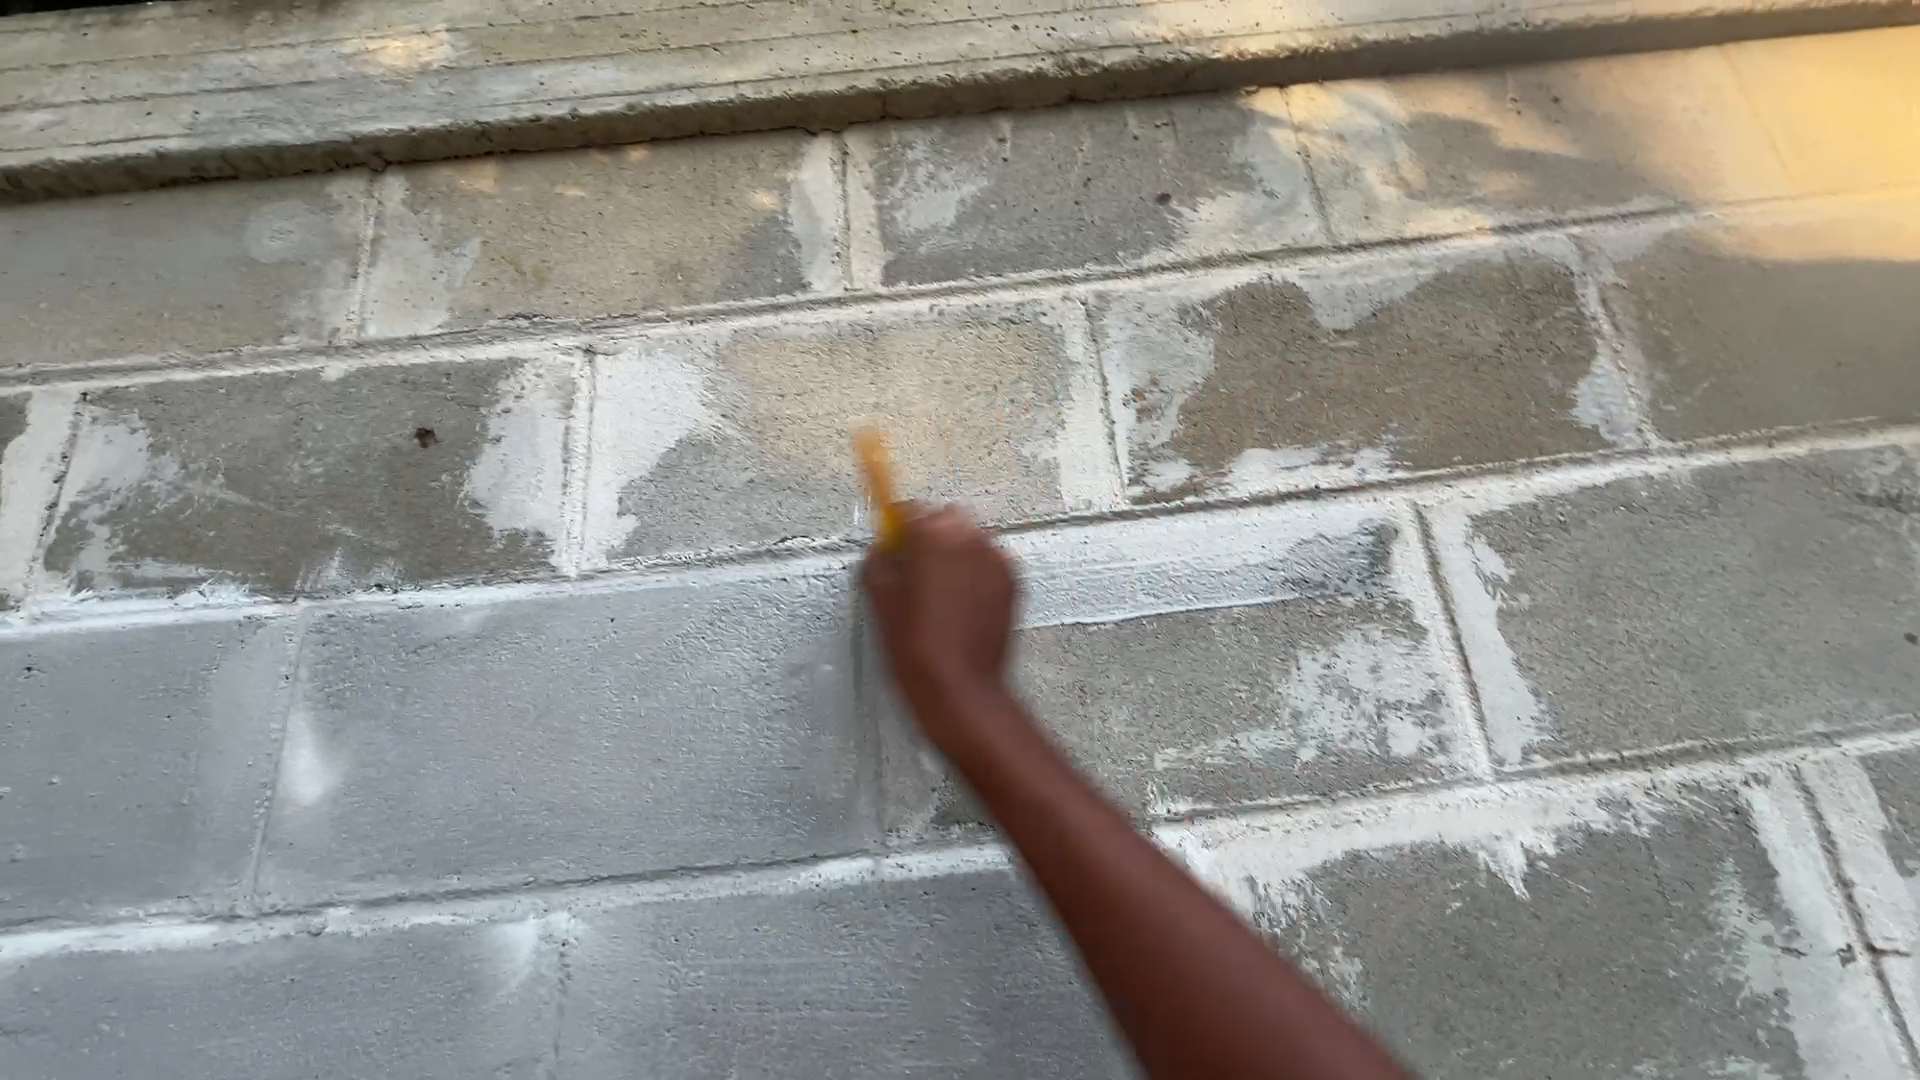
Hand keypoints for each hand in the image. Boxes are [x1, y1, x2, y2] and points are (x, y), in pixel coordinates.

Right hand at [860, 504, 1019, 752]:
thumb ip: (879, 562)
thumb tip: (883, 549)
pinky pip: (990, 561)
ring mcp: (996, 559)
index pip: (911, 510)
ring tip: (940, 589)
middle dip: (930, 536)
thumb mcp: (882, 602)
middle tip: (914, 568)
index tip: (892, 537)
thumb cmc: (918, 649)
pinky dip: (976, 570)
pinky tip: (962, 601)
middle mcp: (969, 538)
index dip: (898, 525)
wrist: (960, 689)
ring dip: (955, 551)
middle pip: (945, 519)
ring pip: (970, 538)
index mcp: (932, 537)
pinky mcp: (1013, 580)